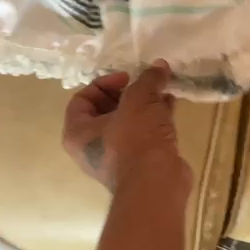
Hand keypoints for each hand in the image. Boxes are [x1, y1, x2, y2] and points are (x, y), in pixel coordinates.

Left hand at [61, 61, 189, 193]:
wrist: (156, 184)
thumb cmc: (135, 140)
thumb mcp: (139, 99)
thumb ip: (147, 79)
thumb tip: (159, 65)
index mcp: (77, 133)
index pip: (82, 98)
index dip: (104, 83)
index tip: (128, 78)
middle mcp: (92, 147)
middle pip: (106, 110)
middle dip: (129, 93)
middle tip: (147, 84)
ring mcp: (116, 157)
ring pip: (128, 122)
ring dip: (145, 105)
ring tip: (163, 91)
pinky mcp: (140, 163)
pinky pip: (144, 134)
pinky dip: (156, 119)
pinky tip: (171, 107)